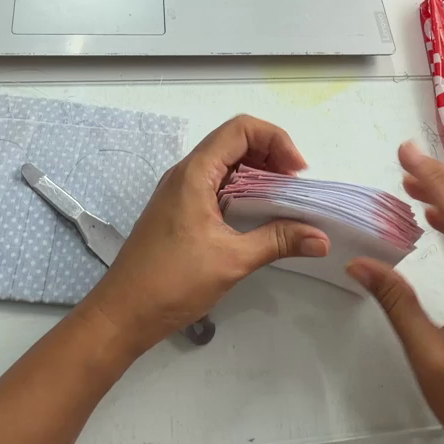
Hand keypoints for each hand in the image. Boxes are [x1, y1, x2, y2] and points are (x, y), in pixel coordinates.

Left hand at [79, 115, 329, 353]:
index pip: (240, 129)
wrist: (122, 313)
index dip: (275, 140)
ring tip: (283, 197)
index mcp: (195, 172)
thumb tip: (321, 238)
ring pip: (225, 162)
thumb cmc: (172, 281)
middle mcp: (185, 172)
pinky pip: (215, 182)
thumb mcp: (232, 260)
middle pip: (234, 140)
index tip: (297, 172)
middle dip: (270, 154)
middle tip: (295, 185)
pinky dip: (241, 187)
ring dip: (257, 171)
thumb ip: (278, 241)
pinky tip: (257, 212)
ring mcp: (180, 190)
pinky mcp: (179, 209)